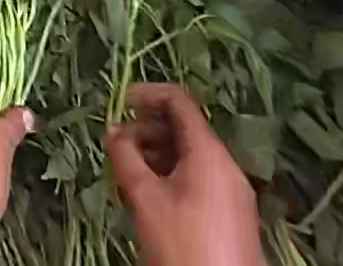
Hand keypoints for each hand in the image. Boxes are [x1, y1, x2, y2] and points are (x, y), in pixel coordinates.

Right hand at [106, 83, 263, 265]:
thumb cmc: (183, 248)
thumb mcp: (145, 199)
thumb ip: (125, 156)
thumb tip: (112, 129)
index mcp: (210, 153)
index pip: (179, 101)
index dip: (147, 94)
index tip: (119, 103)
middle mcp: (225, 166)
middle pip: (184, 127)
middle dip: (146, 128)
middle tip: (116, 144)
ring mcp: (231, 192)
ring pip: (189, 154)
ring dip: (155, 152)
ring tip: (127, 171)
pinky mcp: (230, 216)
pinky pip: (198, 177)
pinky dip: (170, 173)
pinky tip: (148, 195)